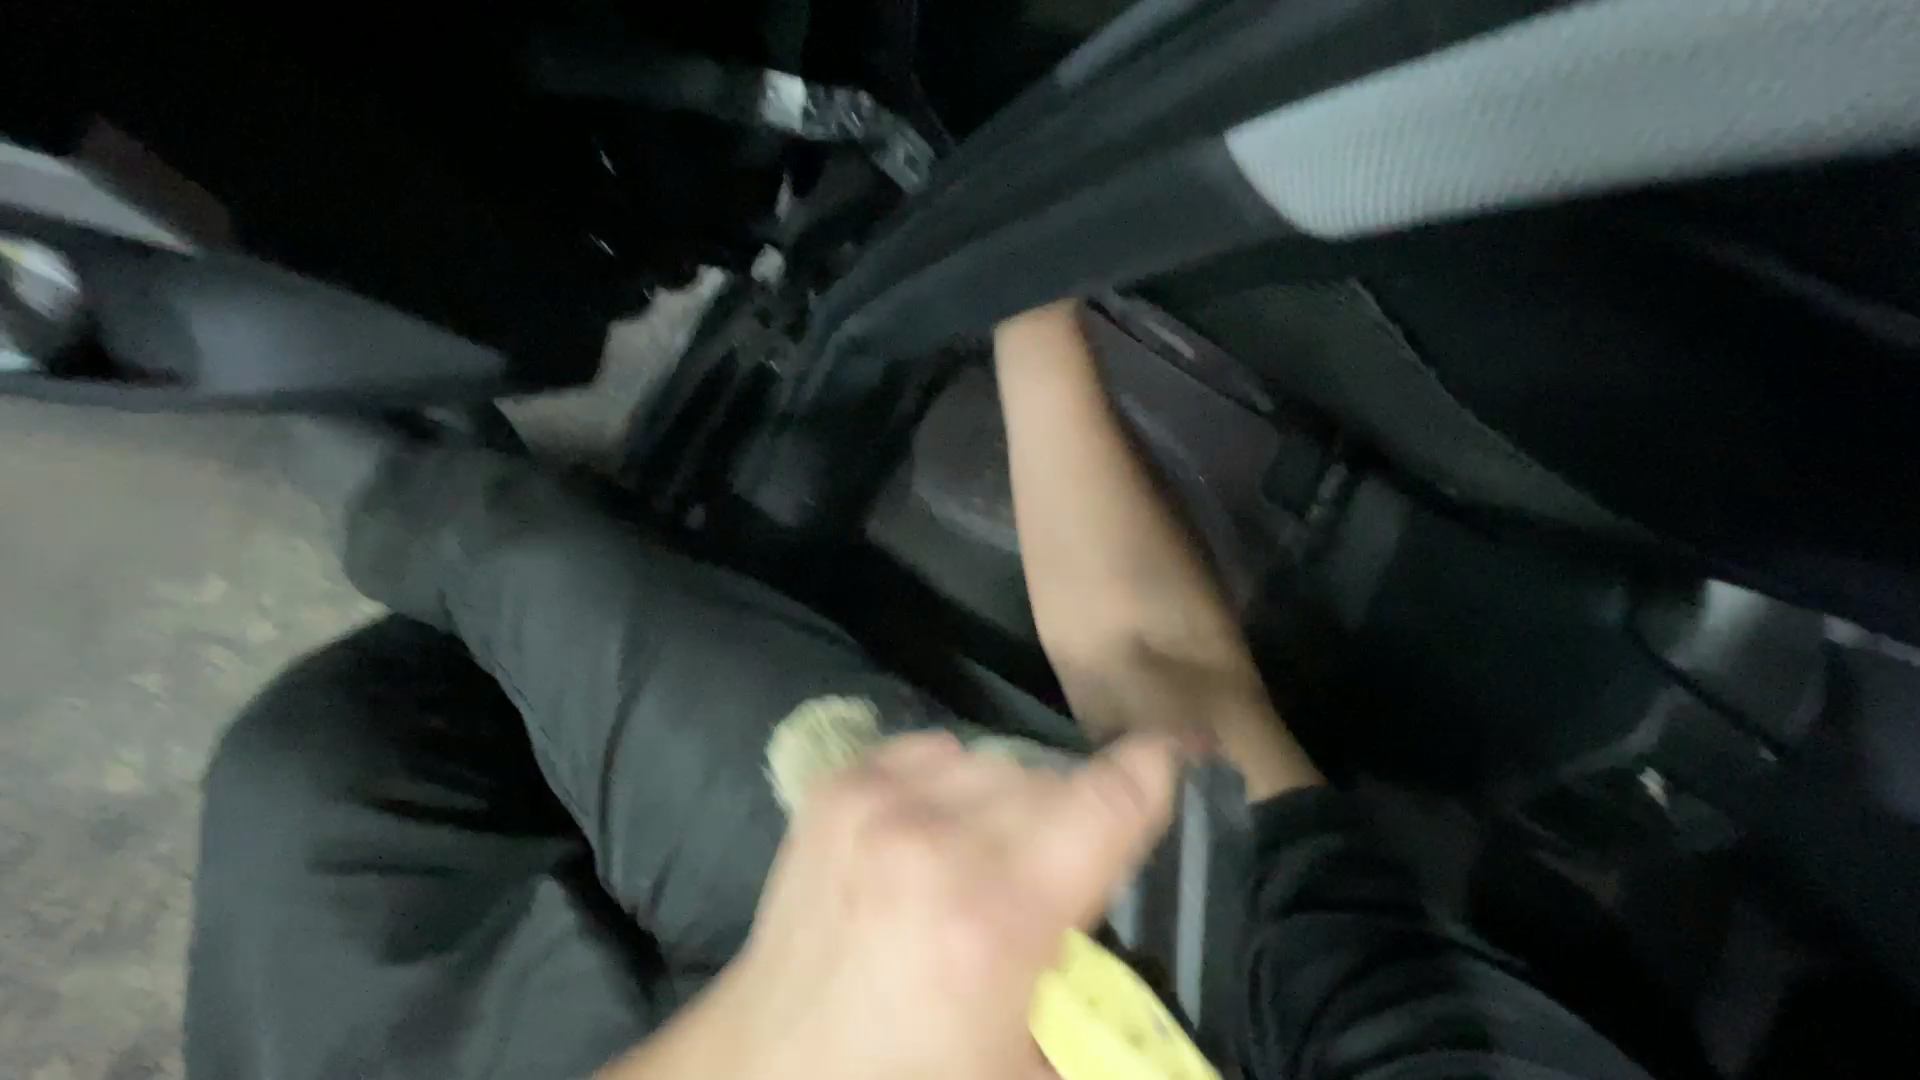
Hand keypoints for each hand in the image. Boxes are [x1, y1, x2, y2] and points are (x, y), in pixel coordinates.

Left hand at [690, 731, 1180, 1079]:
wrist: (771, 1065)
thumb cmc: (914, 1076)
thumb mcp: (1032, 1066)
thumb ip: (1110, 1012)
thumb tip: (1158, 963)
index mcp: (994, 917)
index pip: (1106, 801)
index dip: (1158, 768)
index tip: (1187, 750)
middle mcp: (934, 837)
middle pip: (1054, 779)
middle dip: (1074, 820)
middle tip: (1058, 878)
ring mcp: (877, 800)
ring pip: (995, 760)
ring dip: (1010, 802)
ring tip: (985, 862)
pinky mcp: (838, 785)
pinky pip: (935, 751)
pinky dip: (951, 784)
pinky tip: (933, 835)